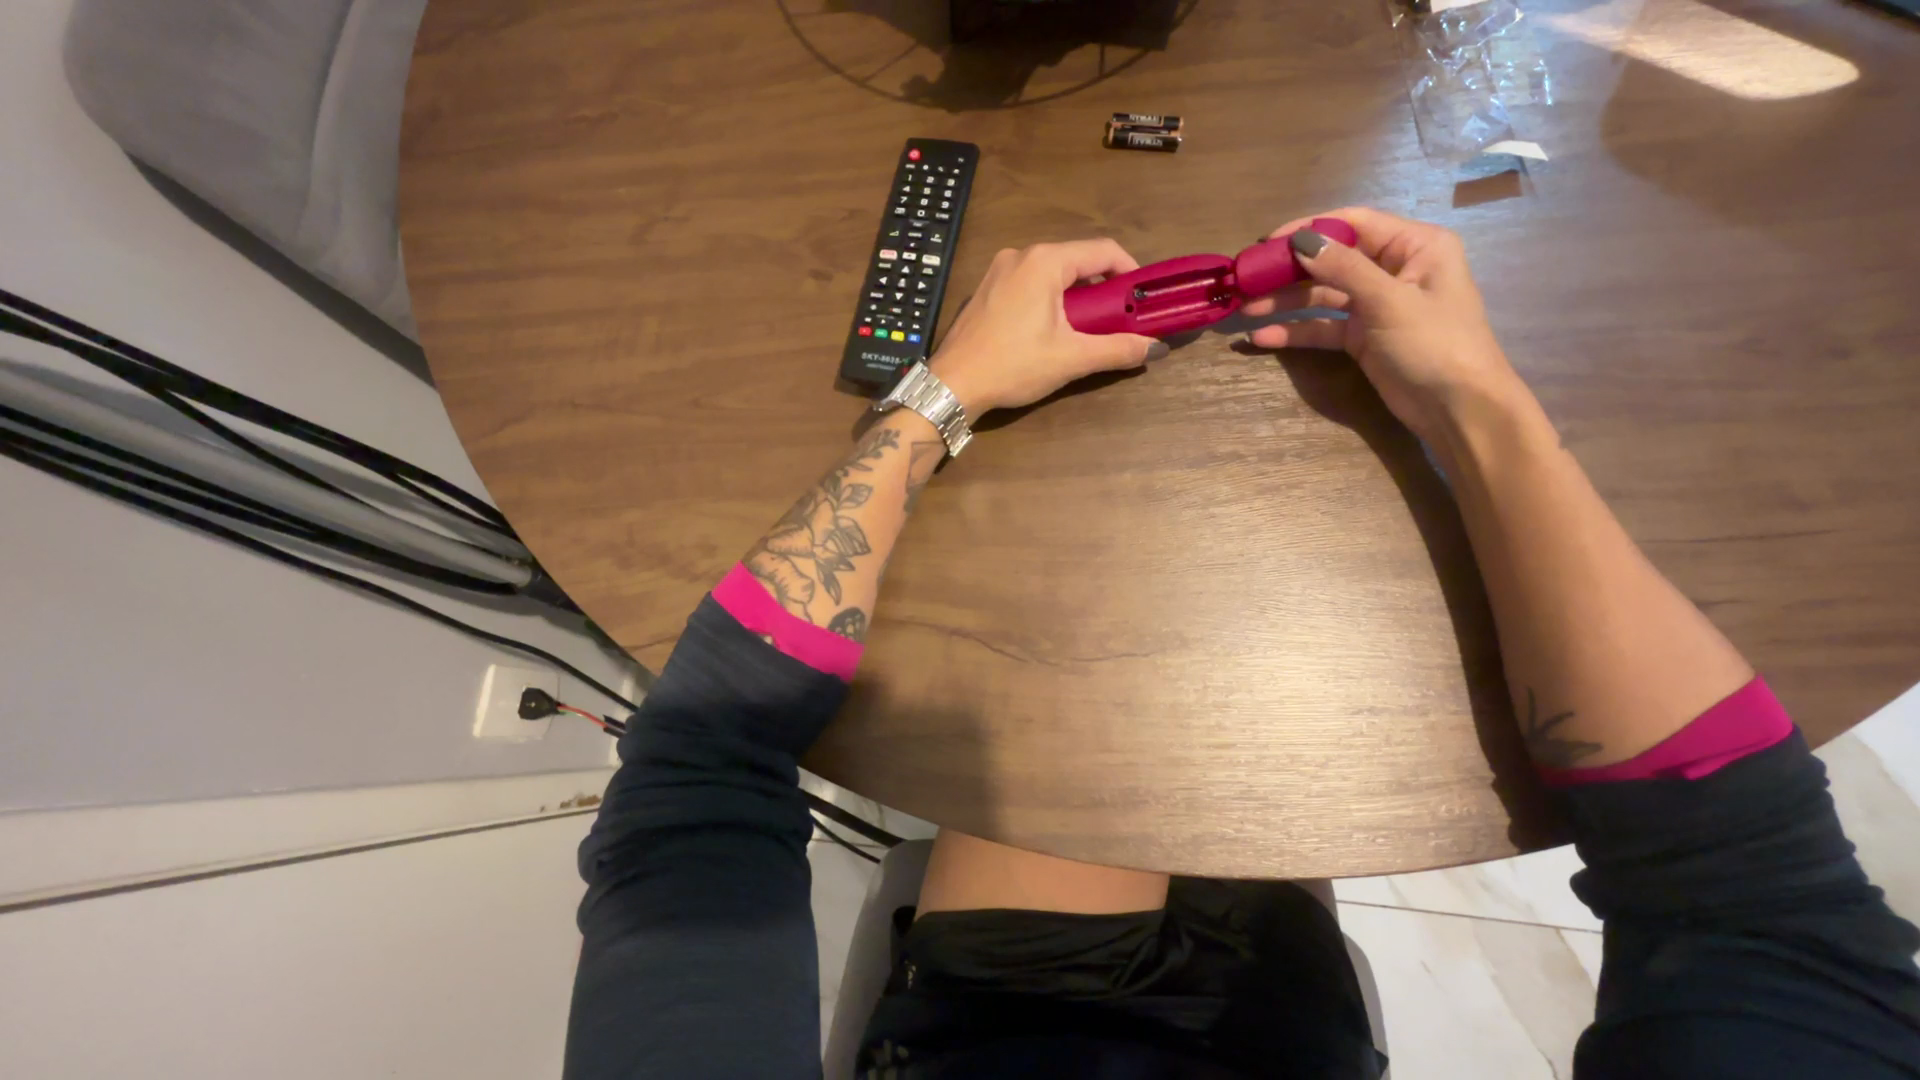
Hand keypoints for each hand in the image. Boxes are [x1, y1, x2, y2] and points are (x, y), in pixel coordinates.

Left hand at [928, 240, 1165, 415]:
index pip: (1103, 250)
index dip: (1130, 272)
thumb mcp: (1071, 359)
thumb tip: (1157, 347)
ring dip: (1076, 297)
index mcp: (1044, 261)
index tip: (1143, 300)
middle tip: (1117, 320)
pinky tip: (1052, 331)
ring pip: (1052, 274)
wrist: (952, 385)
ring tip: (1087, 330)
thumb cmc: (1013, 366)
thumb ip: (1117, 349)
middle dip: (1102, 288)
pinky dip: (1050, 301)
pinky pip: (1030, 285)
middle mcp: (1021, 256)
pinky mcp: (987, 290)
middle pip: (1077, 261)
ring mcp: (999, 271)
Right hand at [1242, 207, 1529, 441]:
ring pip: (1322, 294)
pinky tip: (1263, 338)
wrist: (1458, 407)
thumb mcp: (1389, 301)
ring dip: (1285, 302)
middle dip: (1289, 270)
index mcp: (1415, 245)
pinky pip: (1323, 326)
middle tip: (1248, 278)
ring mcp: (1376, 304)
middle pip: (1332, 260)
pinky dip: (1295, 331)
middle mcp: (1394, 268)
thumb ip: (1344, 269)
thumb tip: (1301, 241)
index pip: (1353, 223)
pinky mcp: (1362, 336)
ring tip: (1246, 310)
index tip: (1267, 243)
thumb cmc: (1435, 344)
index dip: (1309, 230)